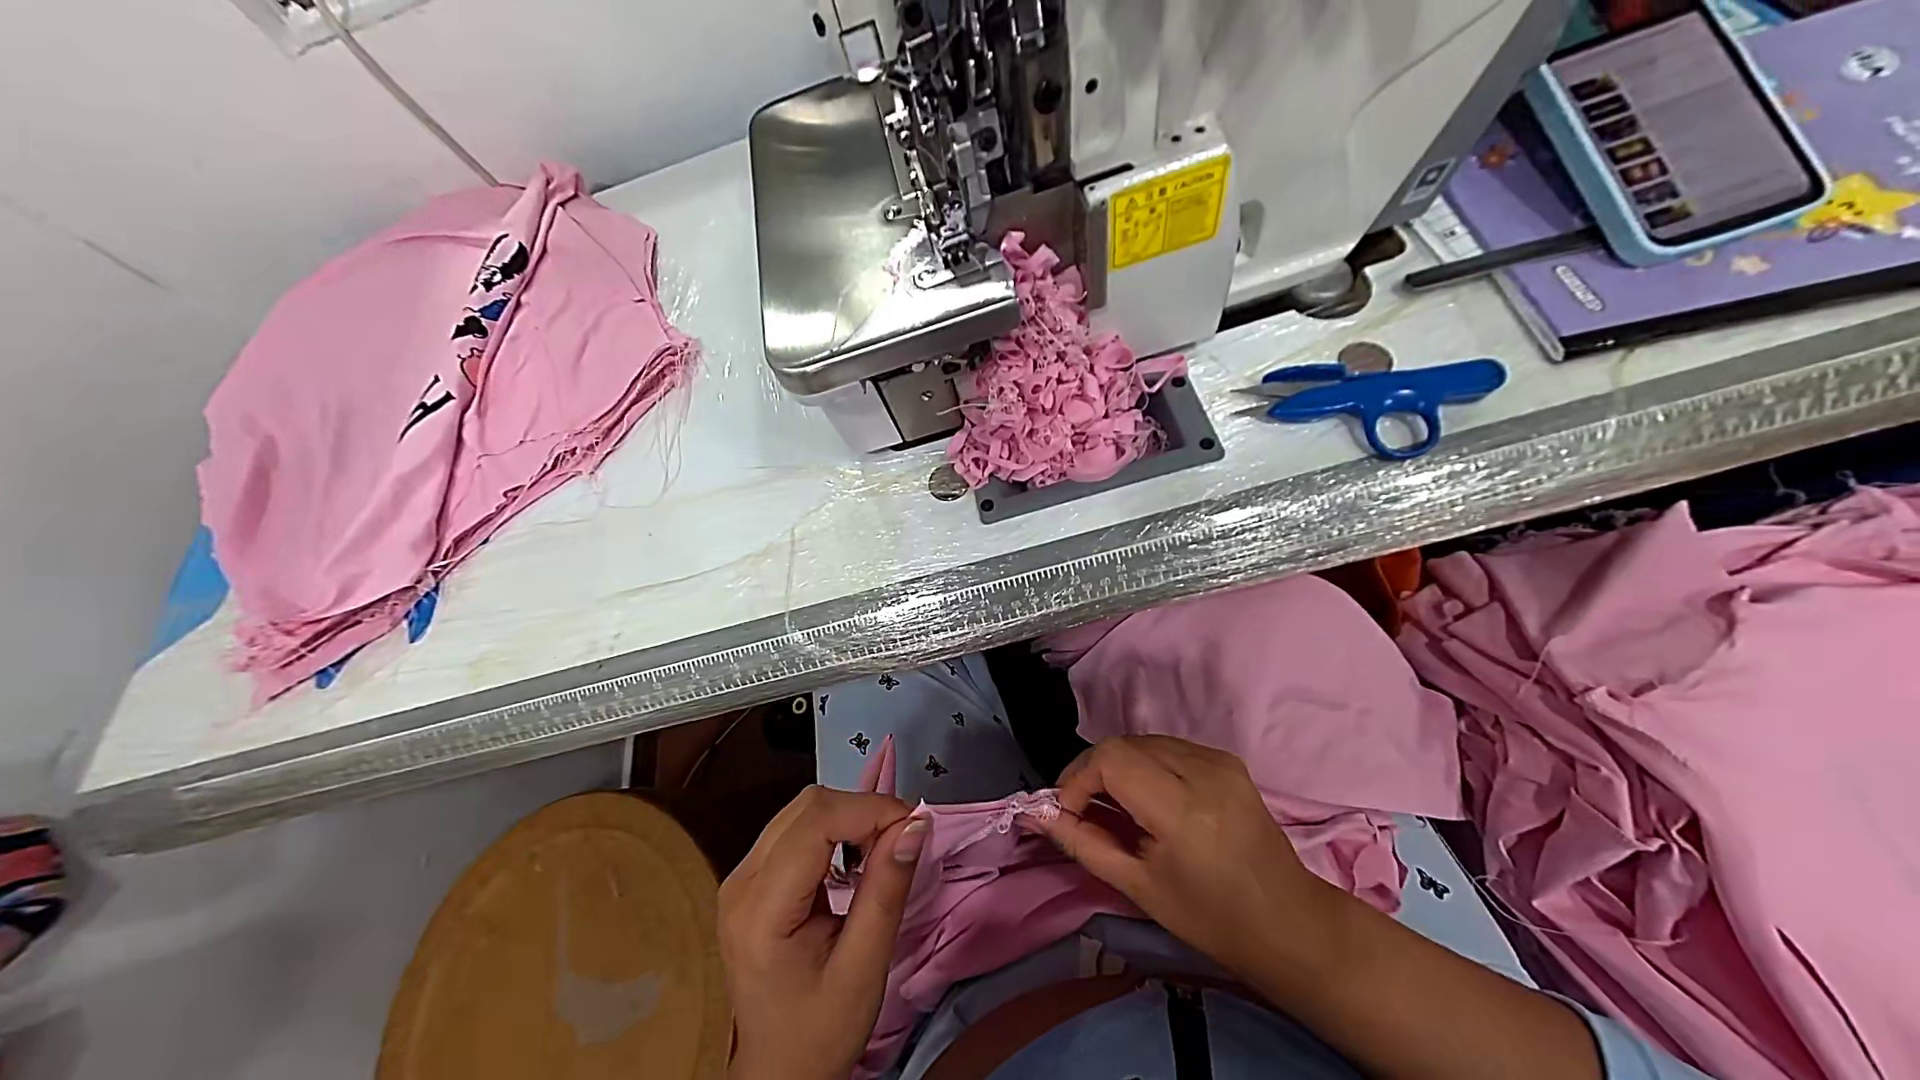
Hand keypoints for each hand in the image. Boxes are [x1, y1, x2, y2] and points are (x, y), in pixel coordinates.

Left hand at [718, 786, 929, 1079]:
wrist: (777, 1071)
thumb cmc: (820, 1031)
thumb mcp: (864, 968)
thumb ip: (887, 890)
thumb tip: (915, 826)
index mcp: (760, 910)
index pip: (816, 823)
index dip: (870, 810)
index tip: (913, 826)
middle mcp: (740, 882)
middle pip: (807, 807)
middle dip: (862, 810)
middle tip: (901, 839)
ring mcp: (740, 878)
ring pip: (801, 810)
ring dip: (849, 816)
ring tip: (881, 850)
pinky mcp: (750, 879)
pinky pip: (795, 829)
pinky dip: (834, 830)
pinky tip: (854, 858)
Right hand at [1032, 735, 1333, 977]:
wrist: (1288, 922)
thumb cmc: (1209, 918)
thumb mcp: (1137, 887)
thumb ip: (1083, 842)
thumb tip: (1038, 815)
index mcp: (1183, 809)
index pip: (1111, 759)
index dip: (1077, 778)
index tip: (1067, 811)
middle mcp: (1204, 771)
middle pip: (1123, 744)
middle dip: (1091, 772)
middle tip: (1081, 809)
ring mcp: (1220, 761)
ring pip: (1143, 741)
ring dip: (1116, 766)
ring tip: (1111, 805)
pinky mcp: (1227, 759)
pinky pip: (1167, 747)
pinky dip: (1143, 764)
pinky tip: (1144, 797)